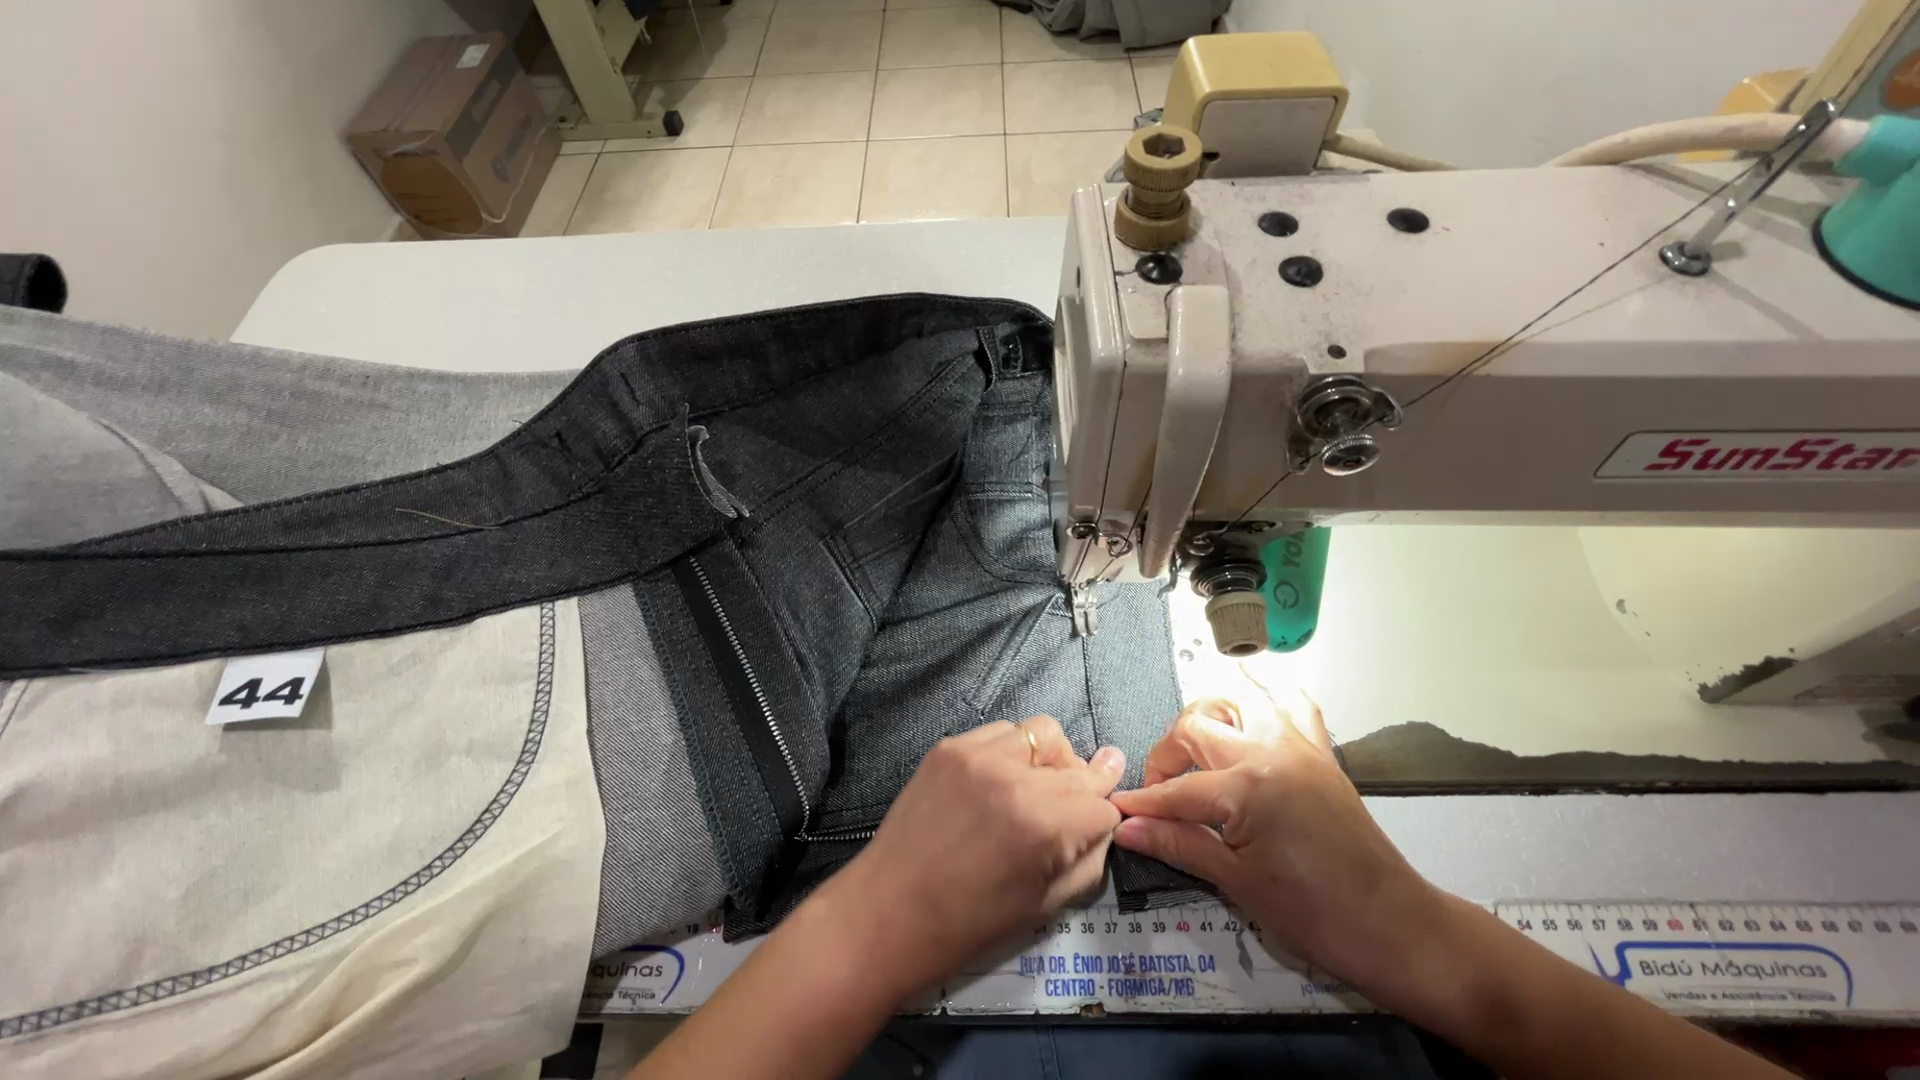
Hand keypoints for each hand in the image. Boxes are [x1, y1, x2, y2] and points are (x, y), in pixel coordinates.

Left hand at [817, 716, 1124, 996]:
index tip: (1098, 823)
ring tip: (1033, 788)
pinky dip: (1011, 752)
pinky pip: (1000, 733)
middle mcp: (1016, 779)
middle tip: (1072, 808)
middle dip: (1085, 790)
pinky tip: (997, 782)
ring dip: (1050, 760)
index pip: (1104, 805)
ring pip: (1043, 733)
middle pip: (1078, 769)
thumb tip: (1104, 823)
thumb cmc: (969, 923)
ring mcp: (979, 756)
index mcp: (1044, 825)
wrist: (889, 911)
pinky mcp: (949, 748)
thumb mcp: (1045, 903)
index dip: (1104, 819)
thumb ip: (1087, 859)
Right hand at [1109, 693, 1455, 998]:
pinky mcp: (1321, 751)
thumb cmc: (1314, 914)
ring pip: (1238, 698)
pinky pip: (1291, 703)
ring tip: (1196, 756)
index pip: (1176, 789)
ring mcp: (1299, 744)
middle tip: (1159, 793)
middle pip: (1196, 726)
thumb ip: (1177, 843)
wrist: (1392, 926)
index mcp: (1248, 787)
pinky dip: (1265, 700)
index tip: (1116, 810)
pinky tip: (1249, 721)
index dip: (1142, 802)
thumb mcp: (1236, 882)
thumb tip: (1127, 827)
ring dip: (1209, 718)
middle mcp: (1271, 750)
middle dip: (1166, 755)